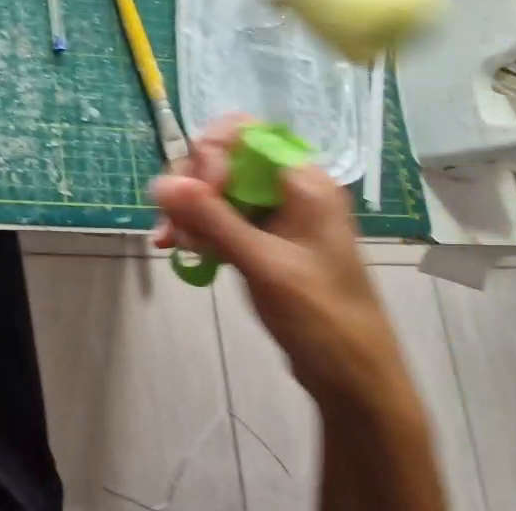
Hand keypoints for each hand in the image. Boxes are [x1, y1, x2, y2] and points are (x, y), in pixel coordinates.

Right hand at [151, 116, 403, 406]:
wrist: (355, 382)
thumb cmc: (322, 318)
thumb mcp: (264, 265)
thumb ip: (212, 219)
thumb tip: (161, 182)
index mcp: (303, 183)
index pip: (243, 133)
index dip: (211, 153)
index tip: (196, 193)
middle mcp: (288, 188)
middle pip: (221, 157)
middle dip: (190, 184)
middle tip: (174, 222)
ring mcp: (274, 214)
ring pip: (213, 187)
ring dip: (187, 208)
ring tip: (175, 241)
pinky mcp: (261, 238)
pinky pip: (217, 215)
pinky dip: (194, 227)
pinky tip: (178, 247)